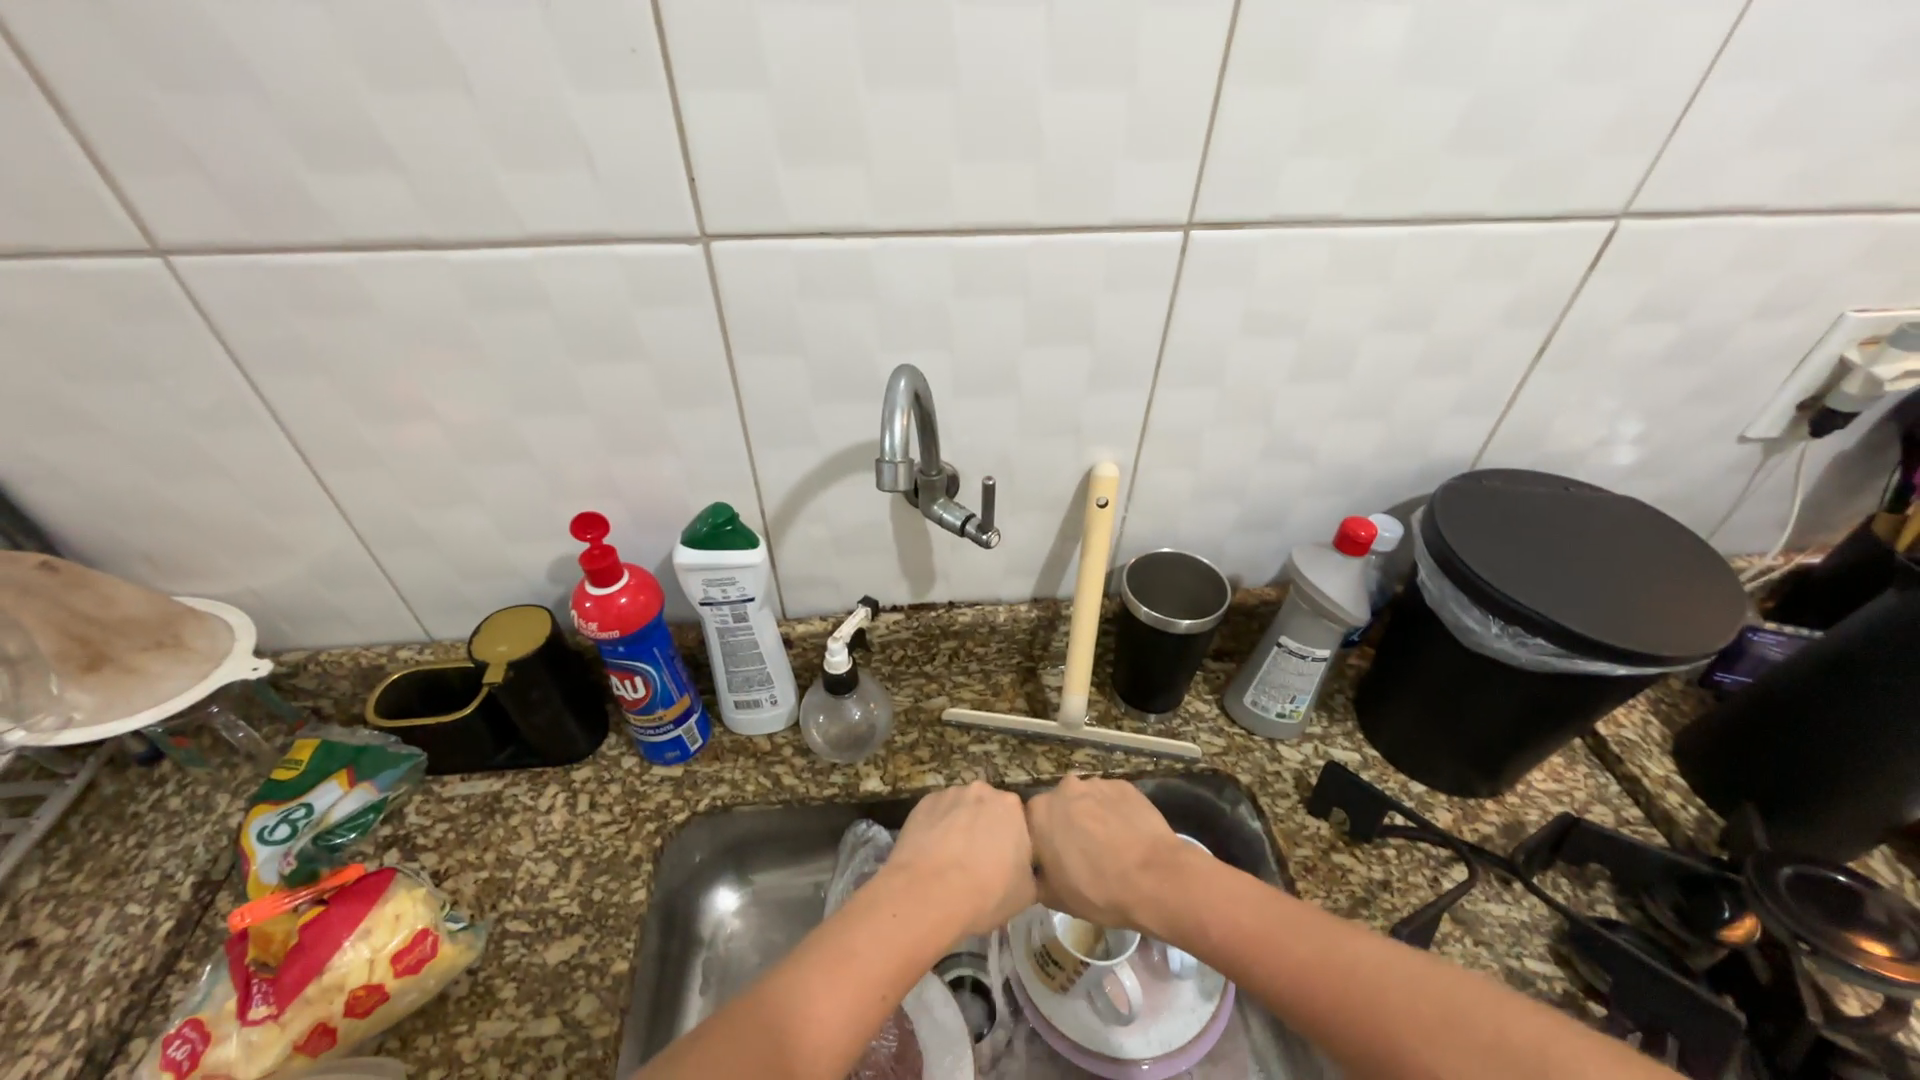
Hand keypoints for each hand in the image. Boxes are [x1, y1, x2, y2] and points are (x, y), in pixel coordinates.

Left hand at [883, 780, 1035, 934]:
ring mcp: (950, 794)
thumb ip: (1030, 870)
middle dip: (985, 828)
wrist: (929, 895)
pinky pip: (937, 814)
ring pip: (960, 809)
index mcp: (1012, 806)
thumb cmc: (986, 893)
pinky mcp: (923, 803)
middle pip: (988, 808)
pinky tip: (931, 853)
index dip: (1011, 841)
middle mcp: (982, 791)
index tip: (1003, 862)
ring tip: (950, 859)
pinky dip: (936, 828)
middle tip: (978, 860)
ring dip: (960, 826)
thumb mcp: (1026, 892)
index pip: (1018, 820)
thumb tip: (1024, 869)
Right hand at [1025, 775, 1194, 932]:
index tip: (1053, 861)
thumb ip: (1036, 877)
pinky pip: (1112, 800)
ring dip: (1091, 817)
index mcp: (1038, 813)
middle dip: (1066, 825)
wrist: (1156, 879)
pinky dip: (1115, 814)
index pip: (1029, 824)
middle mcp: (1064, 789)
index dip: (1041, 843)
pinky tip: (1128, 837)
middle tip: (1081, 853)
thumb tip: (1037, 872)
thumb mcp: (1054, 898)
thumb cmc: (1098, 891)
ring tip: (1109, 845)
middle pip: (1059, 807)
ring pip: (1087, 801)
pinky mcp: (1126, 786)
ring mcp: (1097, 784)